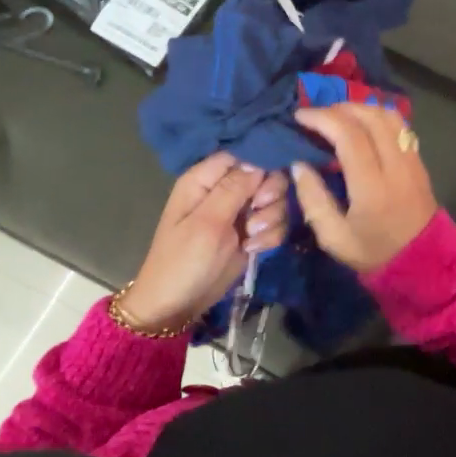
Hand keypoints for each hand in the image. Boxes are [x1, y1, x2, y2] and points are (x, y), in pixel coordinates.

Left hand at [119, 153, 290, 331]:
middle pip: (267, 174)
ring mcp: (240, 212)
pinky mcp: (253, 232)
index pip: (243, 152)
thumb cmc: (183, 261)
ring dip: (271, 219)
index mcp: (204, 179)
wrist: (179, 305)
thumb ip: (234, 188)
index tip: (264, 185)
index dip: (262, 163)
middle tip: (257, 214)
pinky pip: (276, 223)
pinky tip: (253, 249)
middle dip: (270, 196)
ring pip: (276, 200)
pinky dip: (270, 236)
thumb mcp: (207, 223)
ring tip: (250, 238)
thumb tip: (260, 161)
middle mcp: (224, 190)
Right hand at [291, 104, 437, 272]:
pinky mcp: (419, 162)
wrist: (422, 262)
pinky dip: (378, 117)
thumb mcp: (334, 237)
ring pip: (389, 117)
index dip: (322, 118)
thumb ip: (313, 199)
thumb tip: (298, 164)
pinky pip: (400, 127)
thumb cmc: (373, 252)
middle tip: (316, 116)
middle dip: (339, 108)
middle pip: (371, 118)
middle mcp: (396, 167)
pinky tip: (361, 126)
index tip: (300, 116)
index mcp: (372, 187)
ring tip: (337, 117)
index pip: (349, 135)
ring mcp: (412, 162)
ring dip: (361, 108)